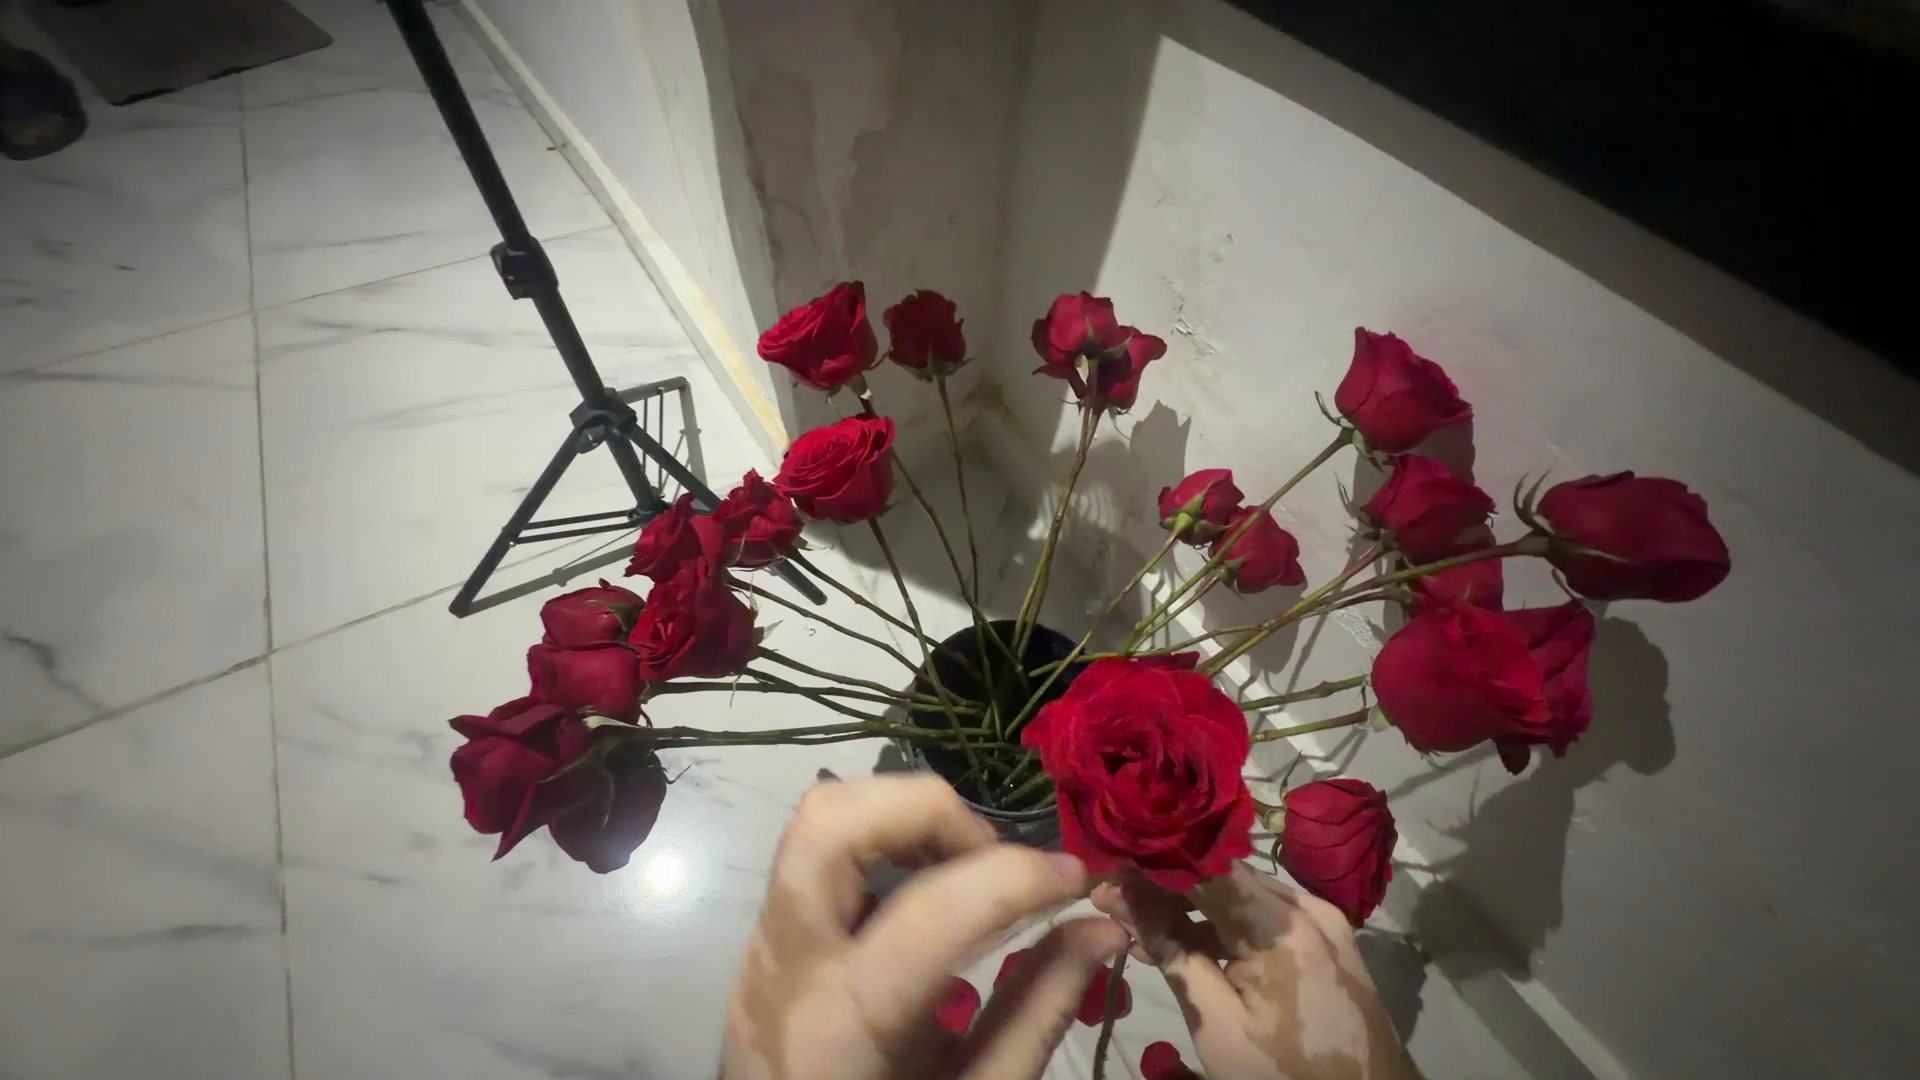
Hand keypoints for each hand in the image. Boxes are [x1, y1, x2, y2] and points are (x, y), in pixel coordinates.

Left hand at [721, 775, 1128, 1079]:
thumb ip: (1037, 1009)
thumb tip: (1101, 927)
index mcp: (837, 1028)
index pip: (928, 912)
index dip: (1015, 876)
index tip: (1074, 877)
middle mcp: (786, 962)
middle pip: (831, 820)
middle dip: (927, 809)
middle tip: (991, 854)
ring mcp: (765, 940)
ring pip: (821, 814)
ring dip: (904, 813)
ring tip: (966, 862)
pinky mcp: (768, 931)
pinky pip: (821, 846)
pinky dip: (884, 834)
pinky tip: (929, 879)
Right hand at [1092, 865, 1414, 1079]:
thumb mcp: (1216, 1024)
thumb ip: (1168, 948)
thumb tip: (1117, 892)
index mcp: (1282, 922)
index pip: (1199, 862)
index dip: (1147, 860)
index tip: (1104, 869)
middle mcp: (1305, 903)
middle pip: (1217, 874)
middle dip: (1162, 887)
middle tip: (1112, 905)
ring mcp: (1322, 920)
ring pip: (1237, 892)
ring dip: (1189, 908)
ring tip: (1141, 932)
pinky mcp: (1327, 939)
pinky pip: (1262, 915)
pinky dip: (1223, 926)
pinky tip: (1188, 947)